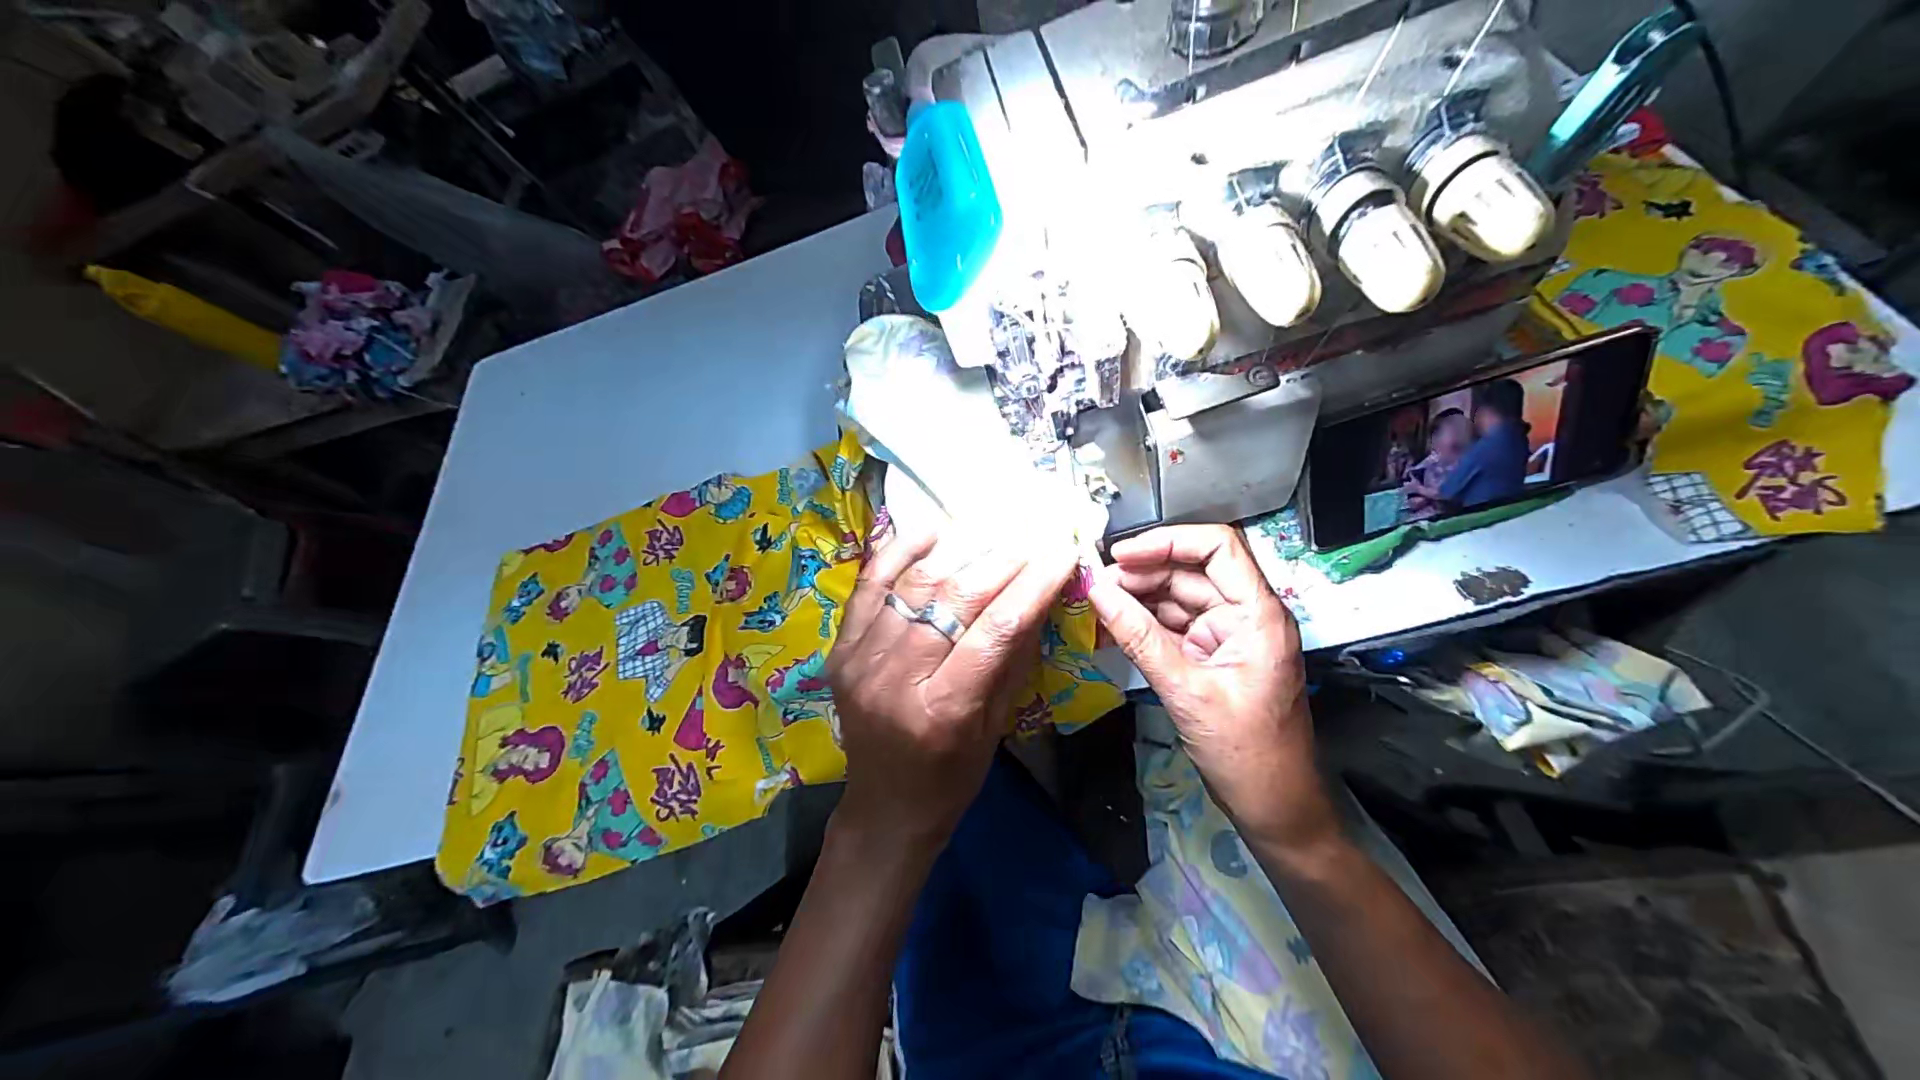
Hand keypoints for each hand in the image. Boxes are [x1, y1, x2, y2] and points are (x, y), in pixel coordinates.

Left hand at [827, 523, 1077, 848]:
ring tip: (994, 532)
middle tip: (1034, 538)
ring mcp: (860, 659)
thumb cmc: (952, 778)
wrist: (886, 806)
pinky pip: (870, 584)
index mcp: (942, 710)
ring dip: (960, 550)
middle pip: (954, 598)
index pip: (995, 629)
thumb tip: (1041, 594)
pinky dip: (901, 552)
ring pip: (915, 583)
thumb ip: (1014, 658)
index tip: (1062, 552)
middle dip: (1002, 560)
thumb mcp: (997, 726)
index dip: (1033, 584)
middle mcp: (895, 678)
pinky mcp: (840, 647)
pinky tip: (934, 532)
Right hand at [1087, 525, 1336, 852]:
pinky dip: (1142, 625)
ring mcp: (1227, 636)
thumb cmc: (1248, 755)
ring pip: (1177, 598)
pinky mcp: (1211, 656)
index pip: (1217, 548)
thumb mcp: (1186, 692)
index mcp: (1259, 615)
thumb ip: (1139, 638)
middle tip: (1096, 585)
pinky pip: (1172, 627)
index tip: (1122, 554)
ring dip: (1137, 598)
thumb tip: (1097, 591)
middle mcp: (1245, 616)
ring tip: (1096, 604)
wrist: (1274, 808)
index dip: (1167, 541)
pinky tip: (1112, 626)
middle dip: (1141, 573)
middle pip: (1190, 572)